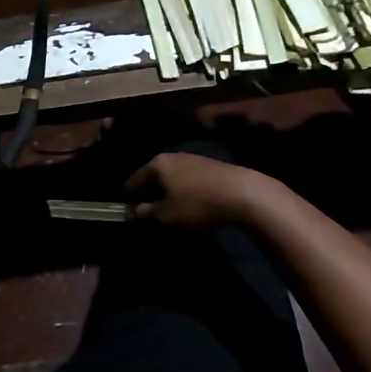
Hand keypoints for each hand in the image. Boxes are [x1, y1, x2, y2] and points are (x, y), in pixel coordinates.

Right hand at [126, 153, 279, 227]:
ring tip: (170, 208)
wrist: (243, 193)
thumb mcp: (166, 215)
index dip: (129, 196)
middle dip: (149, 192)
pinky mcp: (211, 165)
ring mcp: (194, 158)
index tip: (127, 210)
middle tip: (148, 210)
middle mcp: (173, 156)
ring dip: (168, 191)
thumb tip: (135, 211)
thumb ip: (146, 213)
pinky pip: (189, 179)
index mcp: (157, 164)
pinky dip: (184, 189)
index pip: (134, 180)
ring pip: (172, 176)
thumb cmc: (197, 204)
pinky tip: (191, 202)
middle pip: (154, 176)